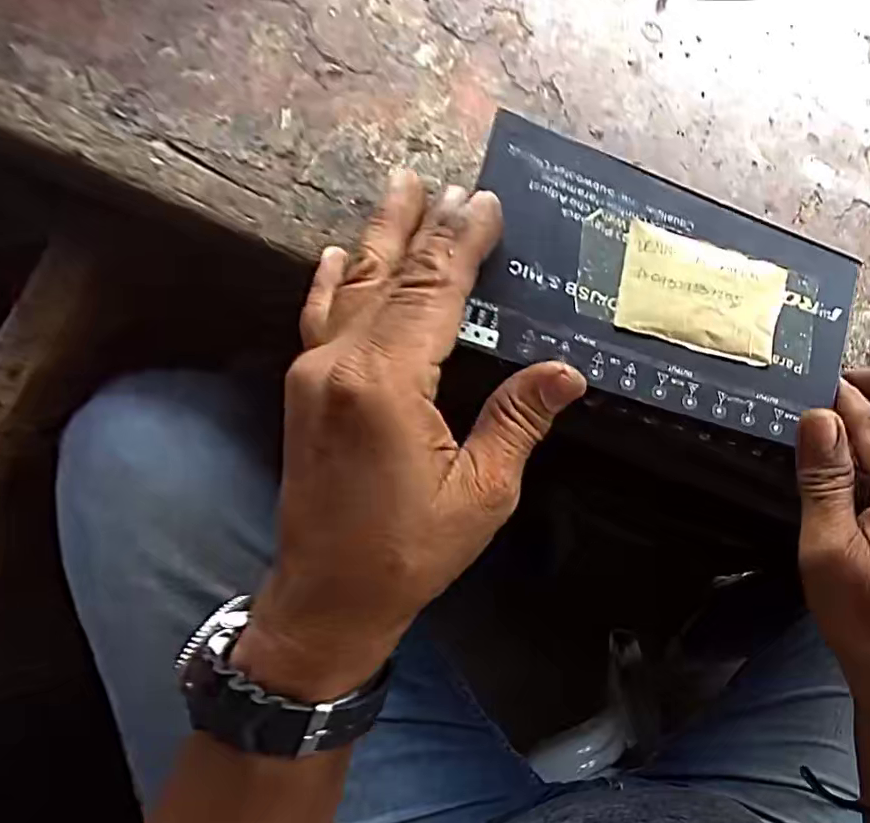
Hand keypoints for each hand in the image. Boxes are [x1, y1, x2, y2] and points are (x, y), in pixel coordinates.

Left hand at [233, 170, 586, 699]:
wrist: (331, 593)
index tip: (484, 204)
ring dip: (378, 239)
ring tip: (398, 194)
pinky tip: (337, 256)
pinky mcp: (305, 392)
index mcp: (386, 385)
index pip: (431, 294)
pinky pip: (321, 317)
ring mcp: (312, 375)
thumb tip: (565, 372)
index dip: (460, 245)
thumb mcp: (485, 489)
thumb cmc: (415, 548)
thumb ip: (518, 421)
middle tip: (442, 181)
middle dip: (417, 226)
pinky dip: (333, 280)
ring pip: (349, 288)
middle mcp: (339, 365)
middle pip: (386, 277)